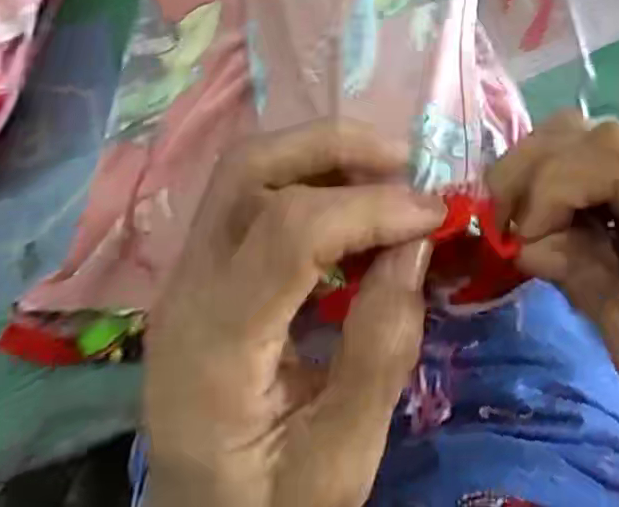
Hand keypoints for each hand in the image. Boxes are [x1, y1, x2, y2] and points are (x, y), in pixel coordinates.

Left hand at [143, 120, 447, 506]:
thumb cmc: (269, 504)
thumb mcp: (340, 462)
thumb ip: (380, 352)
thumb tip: (415, 243)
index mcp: (214, 346)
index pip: (288, 233)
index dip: (369, 208)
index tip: (432, 214)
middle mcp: (187, 288)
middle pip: (249, 170)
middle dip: (333, 146)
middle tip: (403, 162)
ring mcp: (186, 269)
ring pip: (245, 167)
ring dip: (319, 151)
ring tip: (384, 173)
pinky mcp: (200, 264)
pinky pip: (249, 190)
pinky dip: (307, 174)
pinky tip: (350, 200)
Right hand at [486, 110, 618, 431]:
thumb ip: (591, 289)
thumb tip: (527, 242)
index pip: (616, 159)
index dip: (557, 185)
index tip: (528, 237)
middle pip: (592, 135)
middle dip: (532, 170)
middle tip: (501, 224)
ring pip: (583, 133)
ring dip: (535, 167)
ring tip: (514, 218)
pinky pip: (586, 153)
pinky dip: (548, 174)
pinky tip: (539, 215)